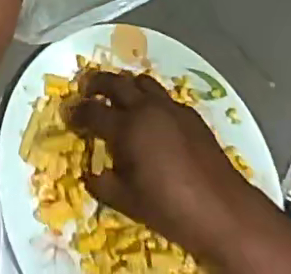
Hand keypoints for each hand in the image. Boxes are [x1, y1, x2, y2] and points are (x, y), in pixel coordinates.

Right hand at [67, 71, 268, 264]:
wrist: (222, 209)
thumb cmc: (170, 208)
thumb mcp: (127, 202)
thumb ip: (102, 183)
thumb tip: (90, 172)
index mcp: (127, 128)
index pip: (93, 111)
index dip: (77, 111)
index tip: (69, 113)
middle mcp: (146, 108)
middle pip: (115, 82)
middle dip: (96, 82)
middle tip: (86, 87)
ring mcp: (170, 107)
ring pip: (141, 82)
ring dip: (125, 85)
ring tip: (118, 94)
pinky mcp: (190, 113)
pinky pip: (163, 96)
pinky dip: (150, 99)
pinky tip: (152, 117)